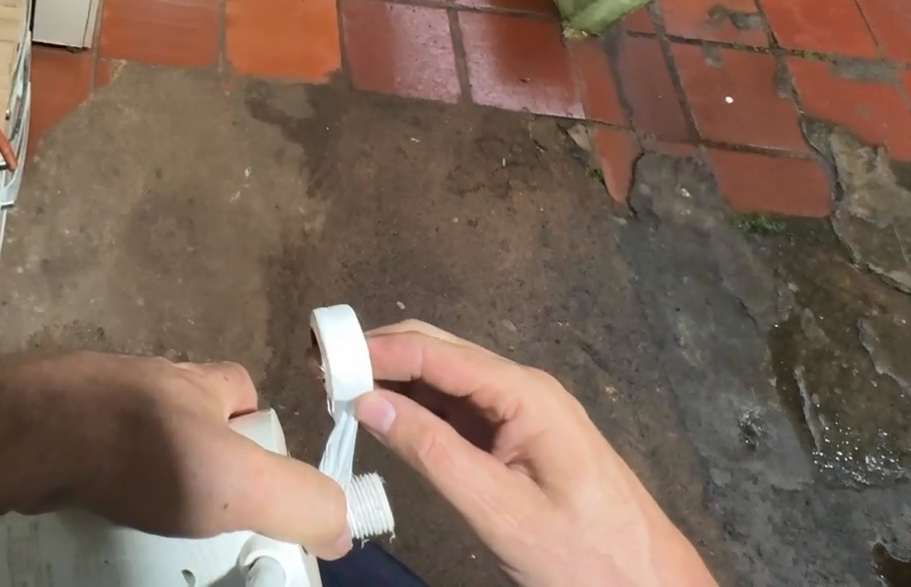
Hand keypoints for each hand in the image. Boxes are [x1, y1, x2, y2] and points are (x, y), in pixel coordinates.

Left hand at [13, 353, 351, 557]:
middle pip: (192, 407)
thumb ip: (299, 499)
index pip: (241, 389)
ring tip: (158, 521)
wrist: (37, 432)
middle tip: (208, 510)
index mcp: (197, 384)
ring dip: (156, 465)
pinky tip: (109, 506)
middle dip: (205, 450)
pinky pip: (101, 445)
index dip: (257, 427)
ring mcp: (103, 395)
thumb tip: (343, 524)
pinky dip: (111, 474)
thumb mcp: (238, 482)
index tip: (255, 477)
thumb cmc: (142, 449)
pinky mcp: (65, 419)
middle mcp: (152, 380)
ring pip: (144, 428)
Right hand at [354, 322, 714, 586]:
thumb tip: (366, 400)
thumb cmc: (588, 560)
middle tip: (322, 365)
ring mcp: (516, 408)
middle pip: (435, 351)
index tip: (324, 357)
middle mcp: (518, 386)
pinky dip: (410, 402)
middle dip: (376, 352)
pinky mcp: (511, 433)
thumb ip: (432, 452)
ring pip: (439, 374)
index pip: (434, 353)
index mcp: (523, 393)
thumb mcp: (503, 513)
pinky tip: (379, 409)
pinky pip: (451, 404)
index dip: (376, 350)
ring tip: (338, 385)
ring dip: (389, 376)